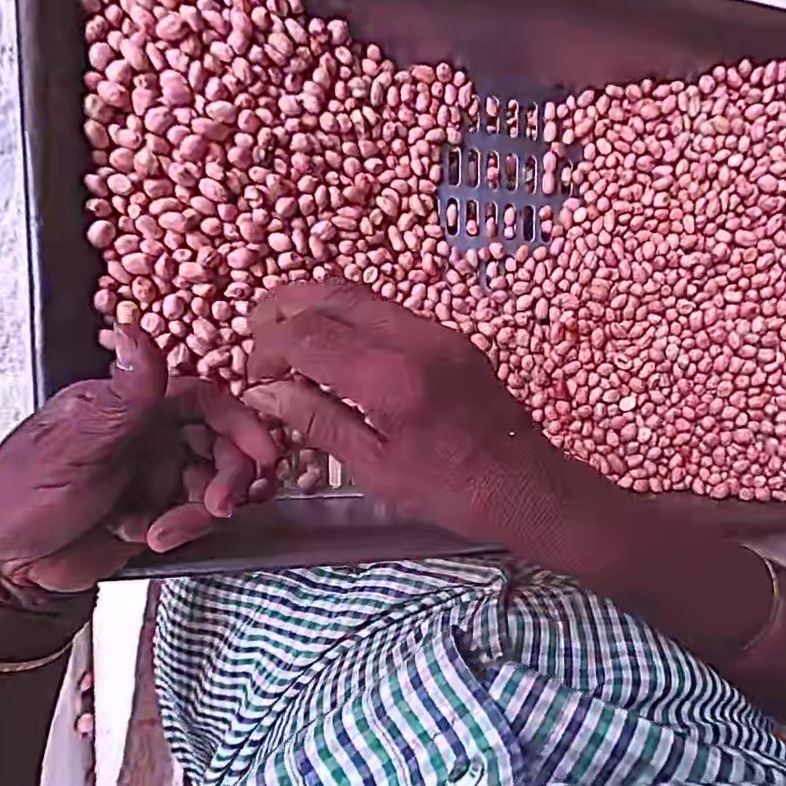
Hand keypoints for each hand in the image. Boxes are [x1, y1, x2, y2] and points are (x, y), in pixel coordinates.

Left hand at [0, 325, 277, 661]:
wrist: (0, 578)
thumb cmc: (19, 502)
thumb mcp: (75, 447)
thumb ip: (124, 396)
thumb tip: (137, 331)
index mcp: (129, 407)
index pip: (205, 401)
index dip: (241, 424)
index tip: (265, 453)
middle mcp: (149, 437)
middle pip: (221, 445)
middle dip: (230, 477)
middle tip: (220, 505)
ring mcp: (156, 476)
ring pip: (215, 483)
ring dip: (203, 510)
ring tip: (166, 531)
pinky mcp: (160, 512)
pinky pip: (198, 515)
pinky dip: (186, 528)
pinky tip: (153, 537)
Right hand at [243, 279, 599, 547]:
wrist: (526, 485)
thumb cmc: (450, 492)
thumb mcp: (376, 470)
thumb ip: (319, 421)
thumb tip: (265, 393)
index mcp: (392, 380)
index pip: (309, 334)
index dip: (270, 347)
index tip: (259, 375)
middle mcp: (417, 341)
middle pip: (333, 293)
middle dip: (285, 306)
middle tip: (259, 334)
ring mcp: (440, 333)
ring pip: (363, 296)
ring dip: (318, 308)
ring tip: (291, 339)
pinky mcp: (454, 338)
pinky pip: (390, 313)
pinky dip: (353, 320)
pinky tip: (339, 350)